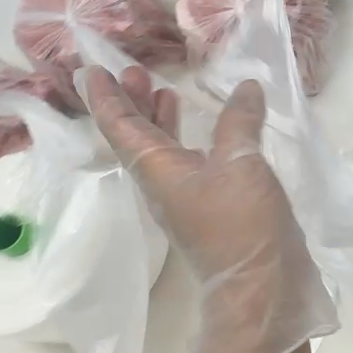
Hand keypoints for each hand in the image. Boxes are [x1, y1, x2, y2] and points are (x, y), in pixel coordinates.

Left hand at [83, 66, 336, 352]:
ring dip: (160, 118)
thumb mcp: (240, 163)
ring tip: (165, 89)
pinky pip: (188, 160)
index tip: (91, 71)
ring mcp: (187, 195)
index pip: (122, 128)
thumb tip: (245, 87)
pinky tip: (209, 128)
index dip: (107, 99)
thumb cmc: (240, 221)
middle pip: (137, 137)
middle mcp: (164, 182)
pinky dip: (189, 136)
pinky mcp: (212, 204)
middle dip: (132, 104)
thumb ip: (239, 122)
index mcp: (157, 171)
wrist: (261, 282)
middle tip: (135, 71)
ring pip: (162, 149)